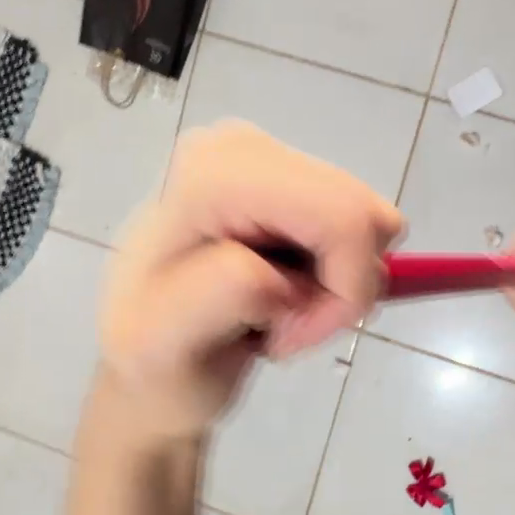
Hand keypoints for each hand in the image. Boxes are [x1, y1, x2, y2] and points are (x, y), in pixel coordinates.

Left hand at [99, 120, 403, 439]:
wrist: (145, 363)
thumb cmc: (154, 365)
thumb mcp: (163, 344)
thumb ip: (216, 295)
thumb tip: (273, 273)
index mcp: (214, 176)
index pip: (343, 216)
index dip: (345, 289)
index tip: (293, 334)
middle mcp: (243, 149)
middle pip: (364, 214)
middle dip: (344, 287)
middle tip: (290, 325)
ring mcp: (267, 158)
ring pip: (369, 222)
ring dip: (340, 283)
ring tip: (282, 312)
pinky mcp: (286, 177)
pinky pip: (357, 225)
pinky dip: (336, 272)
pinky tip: (287, 289)